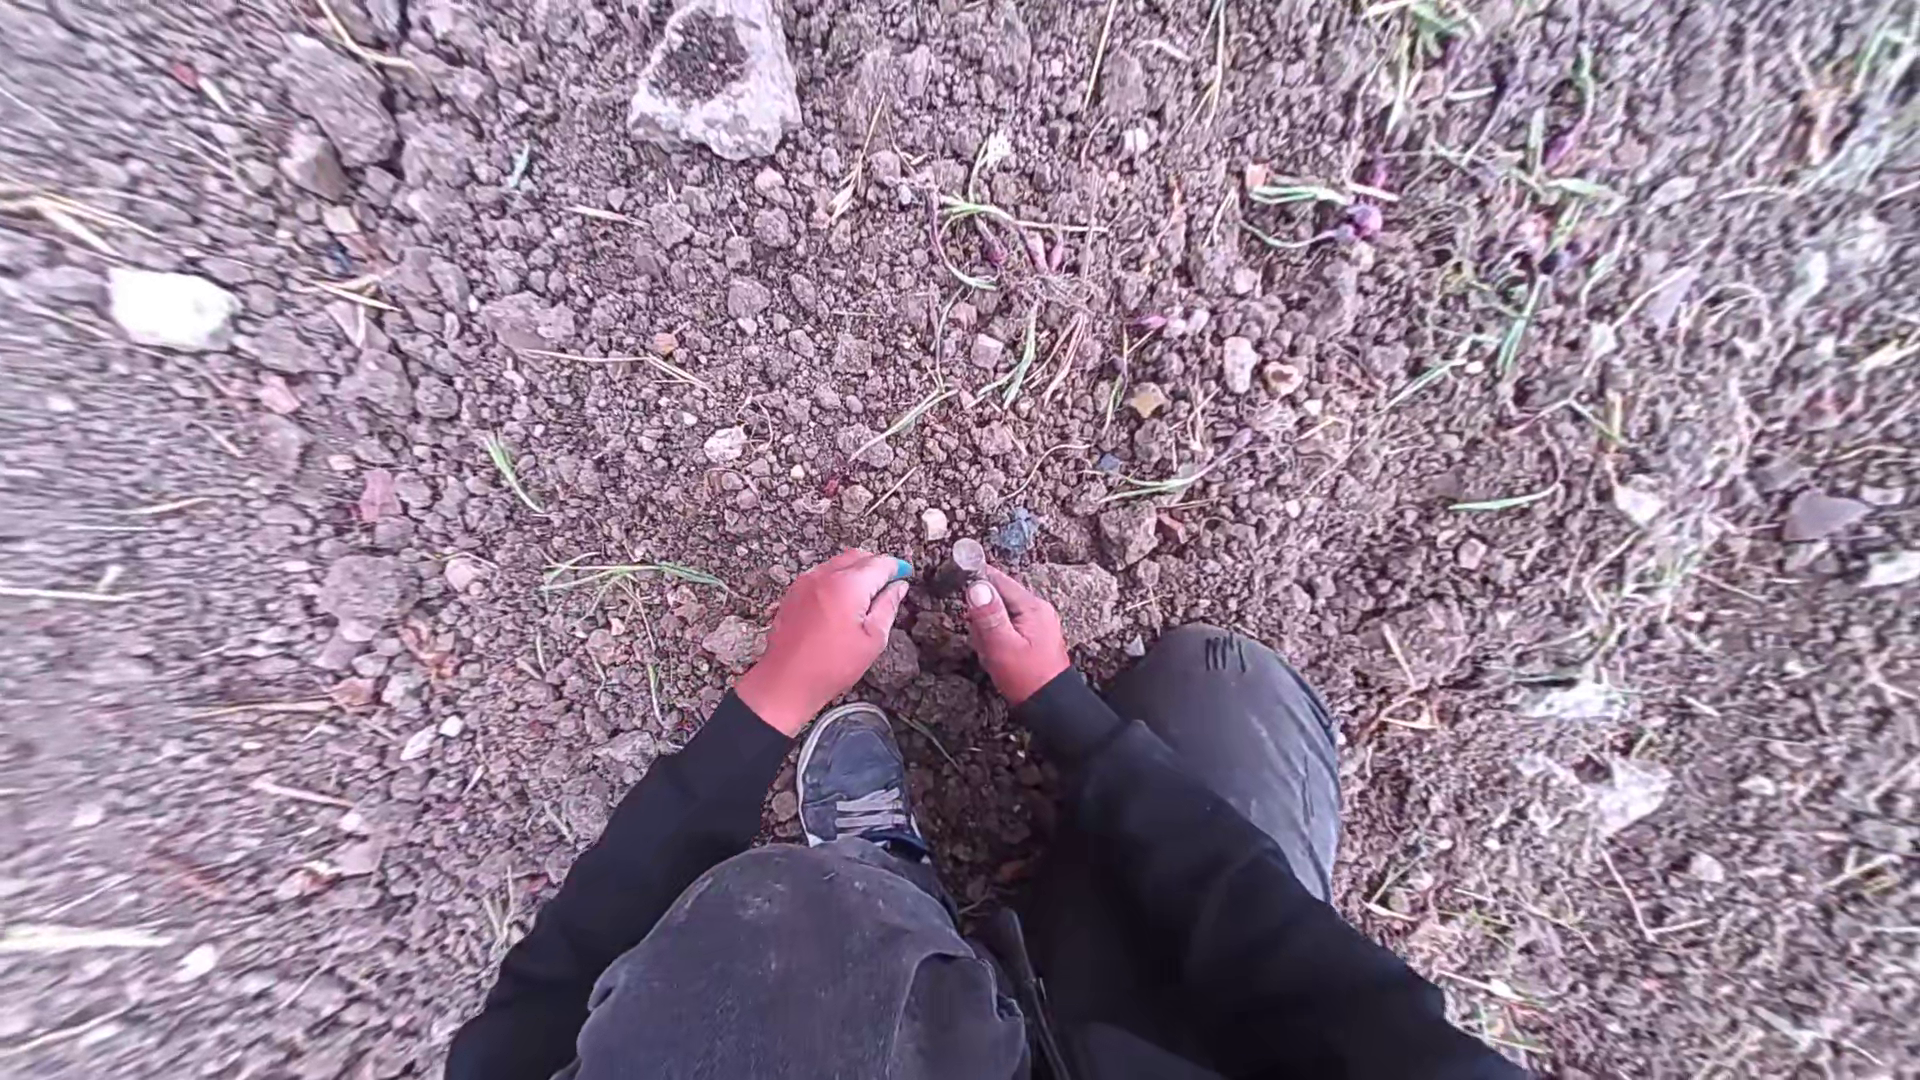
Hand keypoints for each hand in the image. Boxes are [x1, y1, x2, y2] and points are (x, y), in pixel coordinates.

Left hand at [735, 550, 910, 735]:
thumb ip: (888, 607)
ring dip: (856, 570)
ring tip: (866, 595)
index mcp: (848, 586)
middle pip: (858, 556)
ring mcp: (805, 582)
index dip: (897, 567)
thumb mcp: (873, 640)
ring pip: (838, 562)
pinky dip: (836, 578)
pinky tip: (842, 601)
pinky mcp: (793, 593)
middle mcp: (825, 576)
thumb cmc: (830, 666)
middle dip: (877, 565)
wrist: (786, 682)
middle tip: (889, 584)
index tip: (905, 574)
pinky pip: (821, 574)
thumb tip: (899, 588)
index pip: (880, 563)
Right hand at [965, 564, 1070, 705]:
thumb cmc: (1028, 679)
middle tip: (984, 640)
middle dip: (983, 619)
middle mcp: (1037, 610)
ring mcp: (1036, 623)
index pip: (998, 580)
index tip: (959, 589)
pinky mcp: (1032, 636)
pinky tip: (997, 657)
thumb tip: (977, 586)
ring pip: (999, 616)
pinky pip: (1006, 629)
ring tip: (992, 653)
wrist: (1051, 707)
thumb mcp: (1002, 646)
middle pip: (997, 599)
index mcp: (1032, 607)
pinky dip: (996, 641)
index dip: (977, 583)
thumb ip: (989, 616)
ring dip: (988, 633)